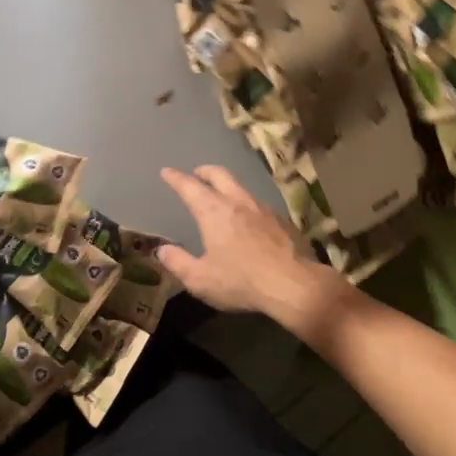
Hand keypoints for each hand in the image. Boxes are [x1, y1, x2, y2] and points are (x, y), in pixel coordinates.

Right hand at [154, 166, 352, 331]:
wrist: (293, 284)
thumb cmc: (241, 281)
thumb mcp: (201, 279)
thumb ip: (178, 262)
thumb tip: (162, 249)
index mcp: (213, 211)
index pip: (189, 186)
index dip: (176, 177)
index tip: (167, 171)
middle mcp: (237, 201)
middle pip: (219, 174)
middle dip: (205, 171)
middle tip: (197, 173)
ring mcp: (262, 207)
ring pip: (241, 187)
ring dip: (228, 186)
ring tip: (223, 195)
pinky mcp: (281, 219)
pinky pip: (258, 203)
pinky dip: (247, 204)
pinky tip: (250, 218)